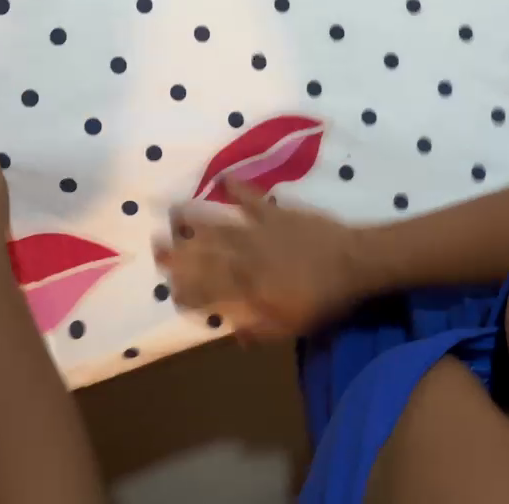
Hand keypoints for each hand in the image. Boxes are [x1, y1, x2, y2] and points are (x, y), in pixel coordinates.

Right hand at [154, 181, 364, 339]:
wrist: (353, 263)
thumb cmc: (323, 300)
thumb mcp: (290, 326)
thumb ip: (258, 329)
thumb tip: (233, 332)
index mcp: (247, 288)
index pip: (207, 290)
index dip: (185, 289)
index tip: (168, 286)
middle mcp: (246, 257)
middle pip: (206, 254)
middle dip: (179, 251)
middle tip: (155, 243)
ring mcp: (261, 231)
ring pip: (221, 225)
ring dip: (196, 218)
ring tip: (174, 210)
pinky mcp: (278, 212)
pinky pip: (253, 199)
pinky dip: (238, 187)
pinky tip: (224, 177)